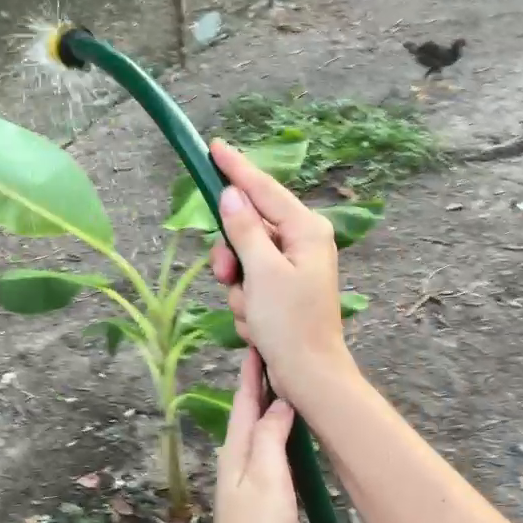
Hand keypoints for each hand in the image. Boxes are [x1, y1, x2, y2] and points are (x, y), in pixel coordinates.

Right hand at [207, 140, 356, 406]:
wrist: (308, 375)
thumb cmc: (290, 325)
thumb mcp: (262, 273)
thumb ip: (244, 231)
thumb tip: (231, 196)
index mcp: (306, 230)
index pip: (264, 190)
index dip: (237, 169)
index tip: (214, 148)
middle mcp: (303, 243)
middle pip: (248, 229)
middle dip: (232, 258)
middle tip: (227, 277)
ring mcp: (293, 269)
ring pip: (244, 262)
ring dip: (238, 290)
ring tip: (251, 312)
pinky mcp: (283, 293)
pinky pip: (250, 287)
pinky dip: (246, 306)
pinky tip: (257, 325)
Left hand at [208, 349, 298, 522]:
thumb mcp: (269, 476)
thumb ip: (271, 436)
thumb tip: (279, 401)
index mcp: (236, 451)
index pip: (245, 401)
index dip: (253, 372)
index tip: (261, 342)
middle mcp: (236, 462)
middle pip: (249, 415)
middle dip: (262, 386)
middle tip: (279, 358)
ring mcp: (245, 483)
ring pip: (259, 436)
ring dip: (271, 412)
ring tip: (289, 390)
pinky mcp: (258, 502)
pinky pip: (269, 458)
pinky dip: (279, 440)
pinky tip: (291, 442)